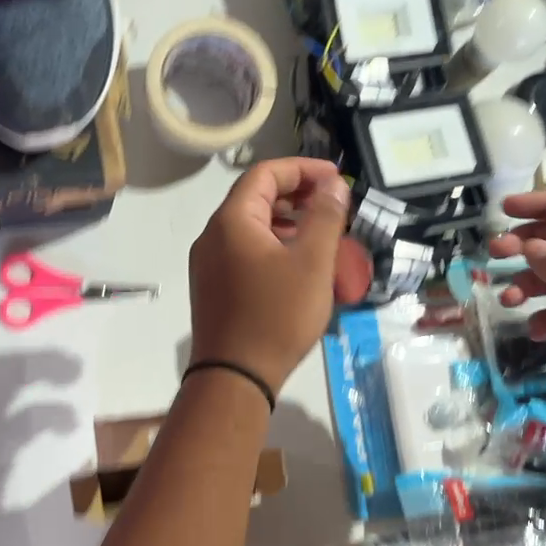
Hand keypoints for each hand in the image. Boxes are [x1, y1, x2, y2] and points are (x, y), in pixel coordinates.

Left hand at [189, 158, 355, 394]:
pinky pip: (243, 251)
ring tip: (321, 235)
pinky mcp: (212, 287)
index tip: (337, 178)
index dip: (303, 169)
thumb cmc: (276, 316)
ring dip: (286, 222)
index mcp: (231, 221)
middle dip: (297, 195)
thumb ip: (325, 216)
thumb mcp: (311, 262)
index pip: (265, 174)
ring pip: (250, 227)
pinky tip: (296, 265)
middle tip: (333, 205)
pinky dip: (272, 246)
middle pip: (255, 198)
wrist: (235, 376)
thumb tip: (332, 185)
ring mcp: (208, 263)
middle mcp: (212, 236)